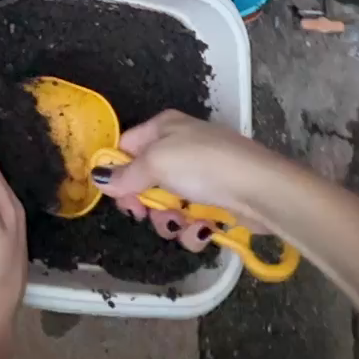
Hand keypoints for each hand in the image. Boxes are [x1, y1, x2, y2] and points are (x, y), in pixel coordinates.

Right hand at [92, 110, 286, 250]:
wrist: (260, 188)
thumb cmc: (204, 165)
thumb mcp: (157, 163)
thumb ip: (126, 174)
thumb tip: (98, 177)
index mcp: (163, 127)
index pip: (127, 147)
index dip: (118, 172)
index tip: (118, 198)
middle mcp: (179, 146)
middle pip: (145, 179)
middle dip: (146, 203)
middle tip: (149, 215)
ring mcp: (199, 174)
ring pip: (168, 203)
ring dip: (170, 221)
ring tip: (181, 224)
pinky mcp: (216, 199)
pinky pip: (192, 216)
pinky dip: (193, 228)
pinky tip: (202, 231)